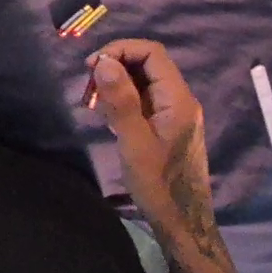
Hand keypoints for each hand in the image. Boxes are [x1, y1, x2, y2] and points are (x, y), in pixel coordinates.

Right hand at [86, 39, 212, 226]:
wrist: (181, 223)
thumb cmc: (158, 184)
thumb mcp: (134, 142)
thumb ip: (121, 100)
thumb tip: (104, 61)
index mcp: (177, 99)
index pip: (152, 53)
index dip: (120, 50)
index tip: (92, 66)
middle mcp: (180, 100)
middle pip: (147, 64)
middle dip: (115, 67)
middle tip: (89, 88)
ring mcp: (174, 114)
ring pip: (144, 82)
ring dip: (117, 85)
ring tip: (96, 106)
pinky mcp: (167, 126)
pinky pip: (144, 100)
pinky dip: (124, 101)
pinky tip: (109, 119)